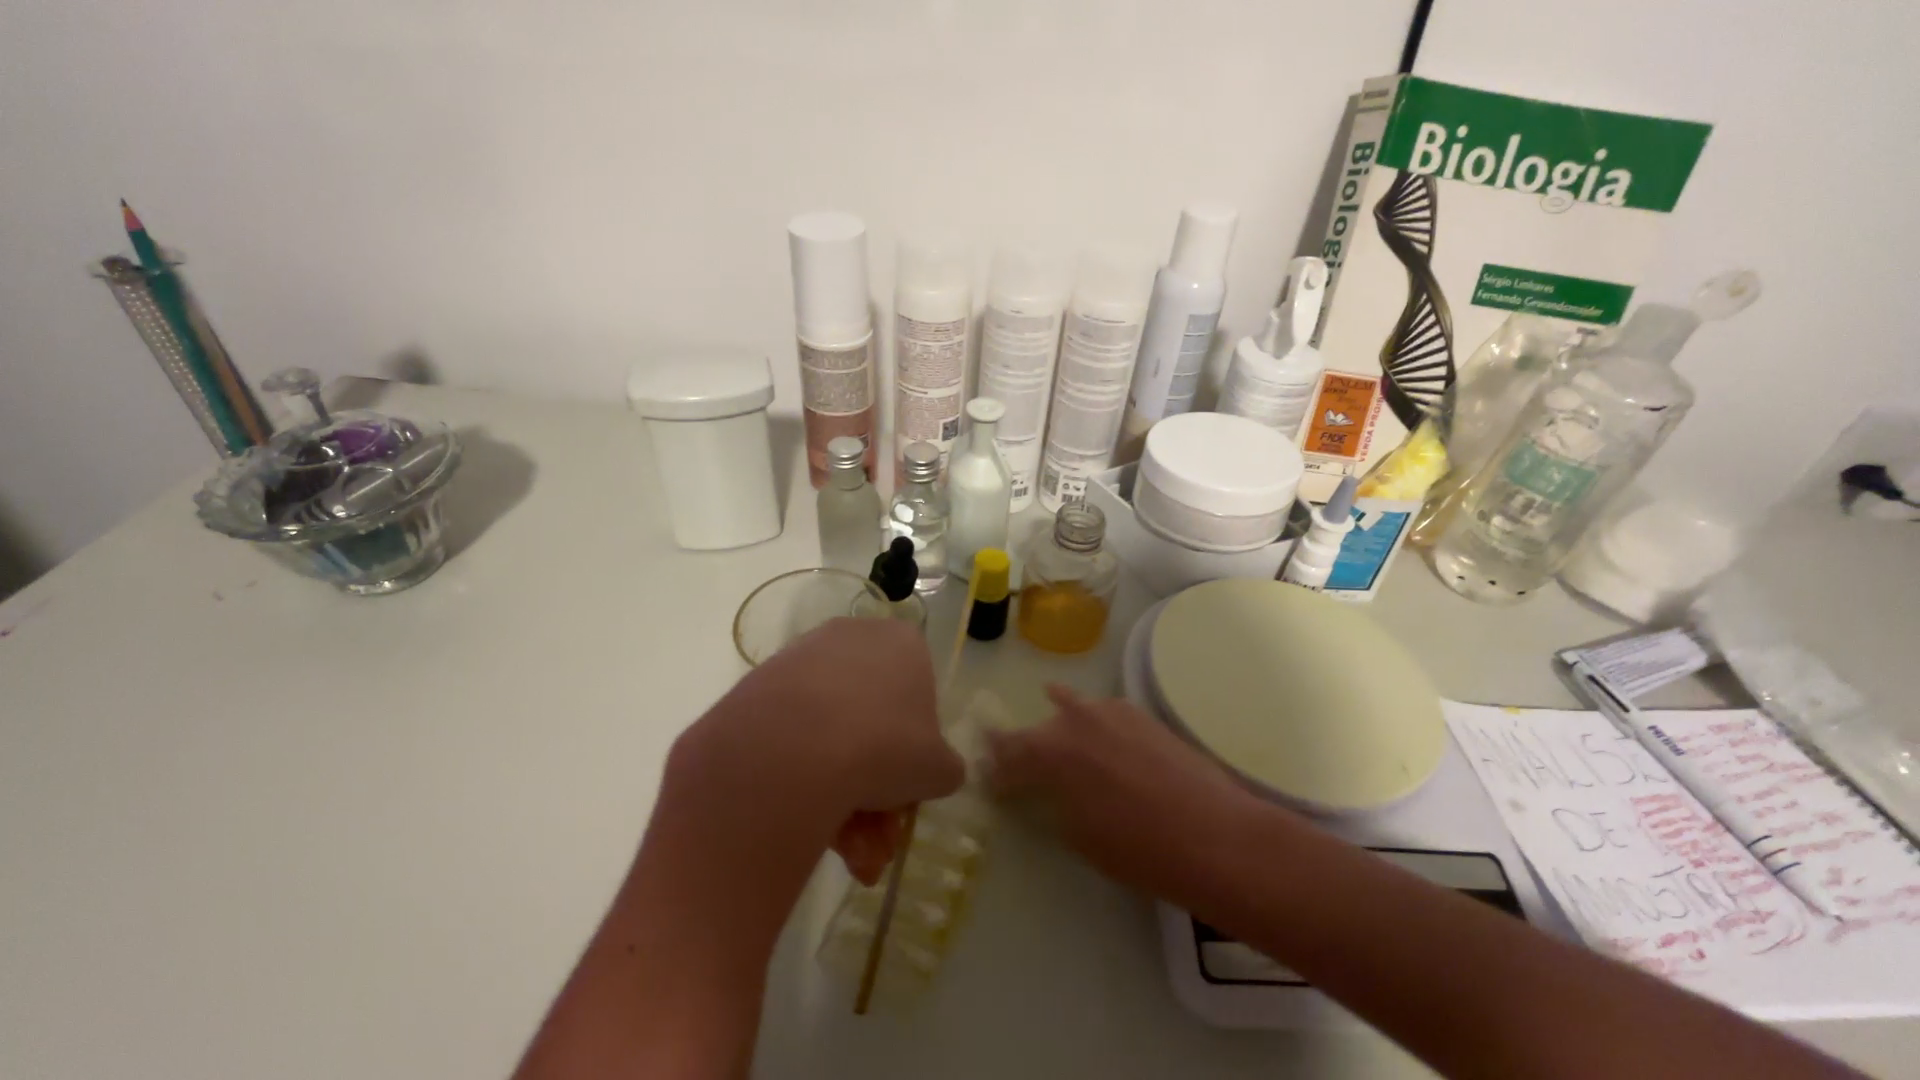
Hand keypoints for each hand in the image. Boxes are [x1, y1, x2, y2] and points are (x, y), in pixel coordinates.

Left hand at [668, 617, 964, 882]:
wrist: (791, 751)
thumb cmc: (885, 747)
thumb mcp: (938, 770)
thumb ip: (943, 767)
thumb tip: (933, 771)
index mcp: (902, 643)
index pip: (919, 690)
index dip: (917, 742)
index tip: (908, 780)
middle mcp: (852, 637)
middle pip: (871, 718)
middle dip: (876, 785)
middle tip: (877, 838)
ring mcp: (800, 659)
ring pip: (830, 733)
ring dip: (842, 794)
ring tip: (845, 849)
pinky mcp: (757, 686)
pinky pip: (791, 736)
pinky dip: (801, 778)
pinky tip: (808, 823)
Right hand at [986, 684, 1265, 907]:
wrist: (1212, 835)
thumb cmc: (1137, 848)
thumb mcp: (1077, 835)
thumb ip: (1054, 803)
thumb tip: (1049, 793)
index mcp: (1049, 752)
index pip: (1008, 754)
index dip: (998, 770)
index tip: (994, 783)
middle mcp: (1075, 720)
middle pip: (1038, 730)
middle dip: (1025, 749)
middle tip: (1020, 768)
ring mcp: (1113, 712)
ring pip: (1072, 710)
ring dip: (1060, 726)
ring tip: (1053, 734)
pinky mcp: (1144, 717)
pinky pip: (1105, 713)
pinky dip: (1093, 721)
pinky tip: (1097, 729)